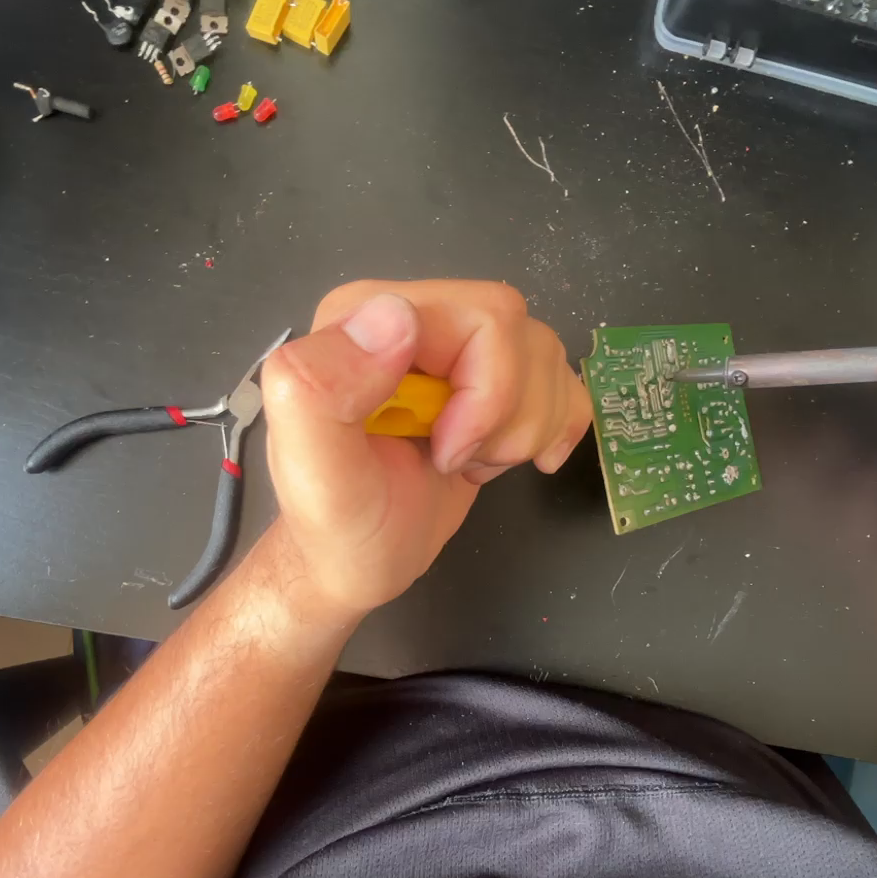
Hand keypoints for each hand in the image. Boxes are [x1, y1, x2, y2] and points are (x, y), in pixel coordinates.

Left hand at [260, 281, 590, 617]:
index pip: (482, 318)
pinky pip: (560, 375)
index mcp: (363, 318)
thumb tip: (395, 316)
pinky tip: (527, 459)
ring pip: (545, 356)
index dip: (486, 395)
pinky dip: (558, 424)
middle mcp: (412, 318)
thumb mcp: (316, 475)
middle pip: (521, 335)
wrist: (357, 562)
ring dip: (526, 429)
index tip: (447, 454)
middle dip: (509, 416)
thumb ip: (321, 387)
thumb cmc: (338, 530)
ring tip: (473, 465)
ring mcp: (455, 350)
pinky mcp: (489, 382)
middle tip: (459, 462)